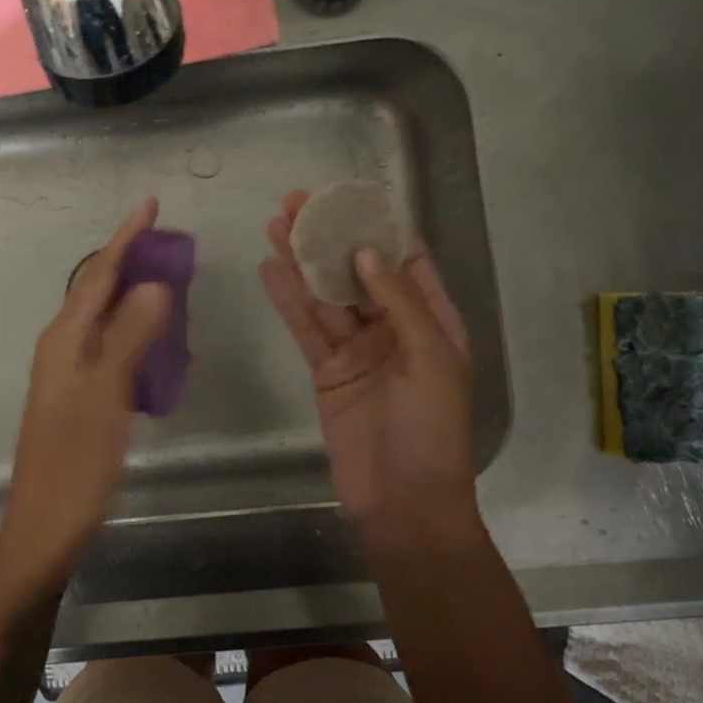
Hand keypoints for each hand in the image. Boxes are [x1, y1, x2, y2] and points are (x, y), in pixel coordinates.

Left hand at [0, 198, 171, 582]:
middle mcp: (61, 347)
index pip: (98, 274)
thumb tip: (154, 284)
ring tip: (171, 285)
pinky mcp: (77, 397)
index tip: (150, 204)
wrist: (45, 524)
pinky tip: (159, 345)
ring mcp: (67, 373)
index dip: (125, 238)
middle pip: (97, 290)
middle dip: (130, 262)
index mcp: (64, 338)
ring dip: (135, 297)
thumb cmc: (76, 460)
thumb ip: (130, 336)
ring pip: (104, 319)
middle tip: (170, 244)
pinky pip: (109, 348)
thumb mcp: (108, 394)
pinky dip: (135, 334)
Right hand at [259, 191, 476, 541]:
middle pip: (357, 271)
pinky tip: (270, 269)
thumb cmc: (432, 433)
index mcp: (432, 321)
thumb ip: (399, 304)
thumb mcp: (431, 361)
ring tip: (275, 224)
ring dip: (302, 261)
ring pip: (326, 295)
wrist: (404, 504)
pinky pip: (306, 328)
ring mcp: (357, 350)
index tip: (346, 197)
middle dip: (330, 236)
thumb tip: (367, 252)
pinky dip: (288, 299)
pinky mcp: (327, 372)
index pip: (405, 260)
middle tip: (296, 201)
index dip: (377, 226)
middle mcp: (394, 328)